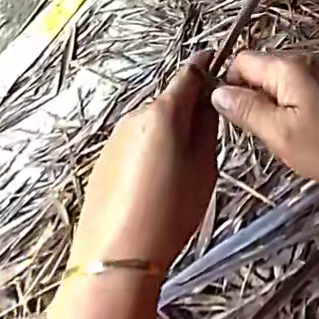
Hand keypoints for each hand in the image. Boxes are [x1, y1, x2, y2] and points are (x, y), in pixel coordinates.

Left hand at [70, 55, 218, 268]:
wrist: (115, 258)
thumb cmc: (170, 209)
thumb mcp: (204, 166)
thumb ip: (208, 126)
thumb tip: (208, 102)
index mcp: (165, 111)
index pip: (189, 73)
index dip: (205, 64)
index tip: (215, 60)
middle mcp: (136, 115)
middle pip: (169, 100)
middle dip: (188, 108)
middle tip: (206, 134)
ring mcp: (115, 138)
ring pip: (152, 123)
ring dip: (167, 132)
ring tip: (179, 168)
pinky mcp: (103, 160)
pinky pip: (134, 143)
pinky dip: (148, 150)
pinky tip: (153, 183)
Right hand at [209, 50, 318, 185]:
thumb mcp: (279, 132)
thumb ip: (246, 109)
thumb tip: (217, 92)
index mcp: (285, 67)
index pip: (241, 60)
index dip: (229, 85)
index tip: (233, 117)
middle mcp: (299, 62)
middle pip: (257, 70)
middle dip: (249, 98)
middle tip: (258, 131)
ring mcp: (314, 73)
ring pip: (273, 83)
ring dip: (267, 107)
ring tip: (278, 136)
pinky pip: (291, 91)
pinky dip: (284, 109)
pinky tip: (295, 133)